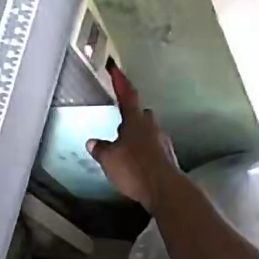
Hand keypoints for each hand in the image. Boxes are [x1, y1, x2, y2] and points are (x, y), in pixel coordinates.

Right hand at [87, 65, 178, 208]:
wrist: (164, 189)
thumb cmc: (134, 168)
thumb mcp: (109, 160)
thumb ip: (100, 149)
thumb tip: (92, 143)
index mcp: (135, 121)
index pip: (127, 96)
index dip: (120, 82)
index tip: (116, 70)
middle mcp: (151, 127)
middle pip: (142, 114)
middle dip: (132, 115)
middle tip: (121, 121)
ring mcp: (161, 142)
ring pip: (148, 132)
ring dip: (138, 135)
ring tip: (125, 146)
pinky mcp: (167, 158)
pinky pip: (153, 148)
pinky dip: (144, 151)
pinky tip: (136, 162)